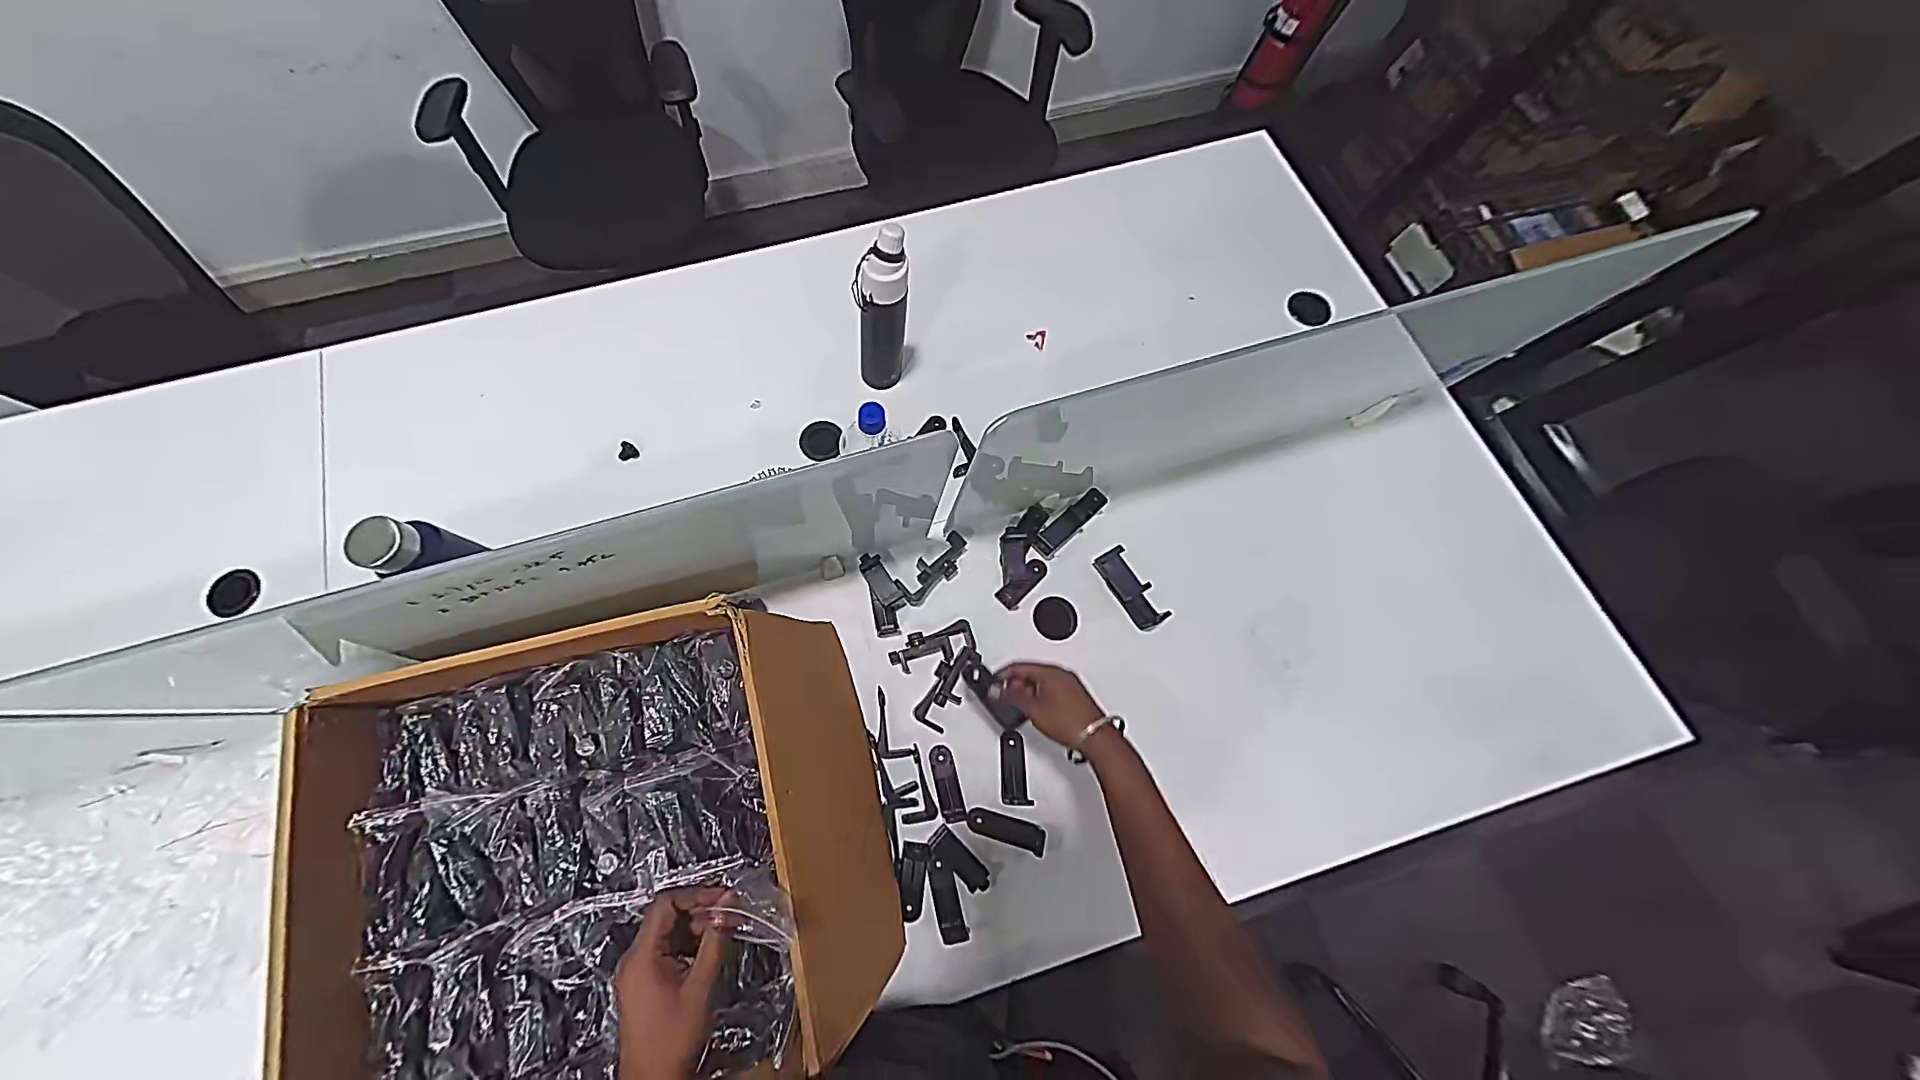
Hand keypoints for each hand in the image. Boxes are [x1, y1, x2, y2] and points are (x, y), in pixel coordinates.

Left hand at [614, 888, 729, 1079]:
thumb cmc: (674, 1036)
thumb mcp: (700, 985)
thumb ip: (714, 940)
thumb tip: (727, 905)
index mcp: (641, 956)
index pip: (666, 904)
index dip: (697, 895)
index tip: (723, 897)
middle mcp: (634, 959)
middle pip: (666, 916)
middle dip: (699, 909)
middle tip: (728, 912)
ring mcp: (636, 971)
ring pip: (667, 931)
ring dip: (695, 926)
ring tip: (722, 929)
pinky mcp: (643, 982)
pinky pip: (665, 949)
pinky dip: (687, 943)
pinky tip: (708, 948)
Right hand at [991, 662, 1105, 748]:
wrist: (1094, 738)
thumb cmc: (1070, 721)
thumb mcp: (1032, 709)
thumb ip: (1011, 697)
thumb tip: (997, 690)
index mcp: (1051, 671)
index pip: (1019, 666)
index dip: (1003, 675)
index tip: (994, 683)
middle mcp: (1062, 674)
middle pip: (1030, 672)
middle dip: (1014, 684)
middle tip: (1004, 696)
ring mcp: (1069, 685)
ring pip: (1041, 682)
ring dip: (1027, 692)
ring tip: (1020, 706)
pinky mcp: (1074, 696)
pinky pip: (1051, 690)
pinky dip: (1040, 697)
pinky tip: (1037, 711)